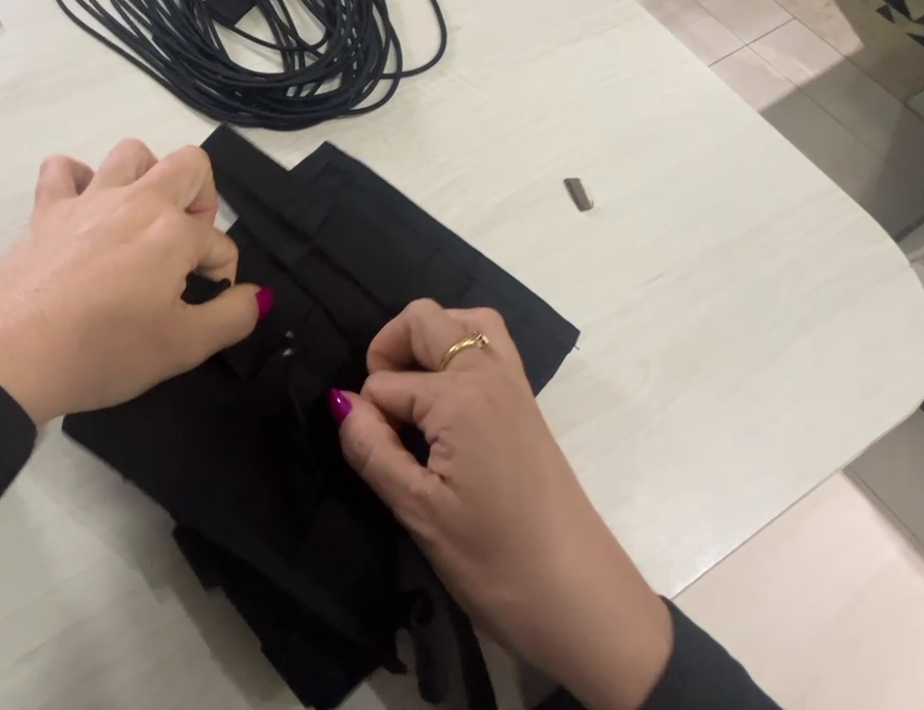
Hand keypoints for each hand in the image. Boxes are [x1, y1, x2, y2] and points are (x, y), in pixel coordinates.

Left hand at [0, 139, 266, 425]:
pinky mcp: (46, 210)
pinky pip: (64, 169)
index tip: (203, 305)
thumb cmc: (103, 352)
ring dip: (148, 177)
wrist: (13, 356)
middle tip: (185, 249)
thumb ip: (232, 317)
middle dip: (202, 201)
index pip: (220, 244)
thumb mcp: (183, 348)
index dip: (222, 276)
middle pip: (189, 164)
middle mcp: (135, 201)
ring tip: (142, 222)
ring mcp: (88, 200)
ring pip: (131, 153)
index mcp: (172, 232)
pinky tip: (84, 211)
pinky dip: (79, 180)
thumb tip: (257, 296)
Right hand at [333, 301, 671, 709]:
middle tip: (382, 406)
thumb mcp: (418, 511)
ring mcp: (515, 386)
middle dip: (389, 348)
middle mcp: (490, 374)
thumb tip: (340, 402)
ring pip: (467, 321)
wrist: (583, 604)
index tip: (379, 458)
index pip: (384, 384)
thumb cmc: (495, 561)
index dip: (368, 417)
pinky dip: (459, 351)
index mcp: (461, 397)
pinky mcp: (528, 406)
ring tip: (411, 388)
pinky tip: (444, 402)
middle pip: (426, 319)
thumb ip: (372, 448)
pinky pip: (490, 347)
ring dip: (430, 339)